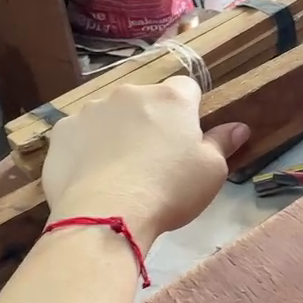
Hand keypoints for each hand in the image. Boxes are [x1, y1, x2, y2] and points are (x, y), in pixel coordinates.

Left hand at [41, 76, 249, 241]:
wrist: (107, 214)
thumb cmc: (170, 190)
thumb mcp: (211, 171)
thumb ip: (222, 143)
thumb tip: (239, 127)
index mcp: (171, 98)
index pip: (187, 88)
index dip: (189, 111)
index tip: (186, 138)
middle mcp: (130, 93)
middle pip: (146, 101)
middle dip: (151, 121)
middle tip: (154, 160)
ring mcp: (92, 109)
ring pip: (111, 116)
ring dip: (118, 133)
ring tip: (119, 172)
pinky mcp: (63, 131)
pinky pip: (80, 134)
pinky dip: (87, 149)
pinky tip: (92, 177)